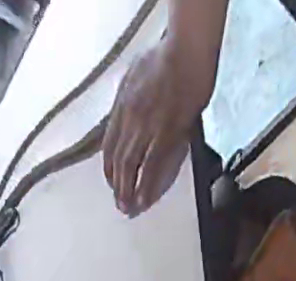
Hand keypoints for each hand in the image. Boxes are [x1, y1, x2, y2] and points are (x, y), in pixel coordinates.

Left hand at [102, 33, 215, 216]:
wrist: (186, 55)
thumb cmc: (167, 59)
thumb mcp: (137, 74)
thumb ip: (131, 97)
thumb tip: (129, 112)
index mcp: (122, 104)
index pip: (109, 144)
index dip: (109, 167)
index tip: (112, 182)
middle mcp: (129, 118)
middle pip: (118, 159)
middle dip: (118, 185)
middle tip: (120, 205)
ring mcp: (146, 128)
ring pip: (131, 166)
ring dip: (128, 190)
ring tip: (129, 209)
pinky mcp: (166, 135)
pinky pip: (152, 167)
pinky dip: (147, 186)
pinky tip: (145, 200)